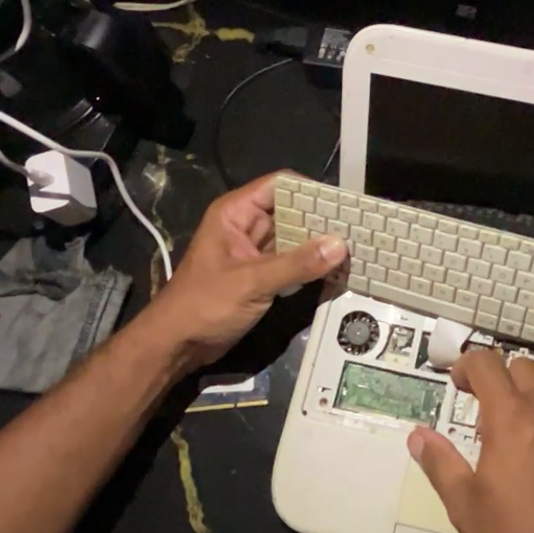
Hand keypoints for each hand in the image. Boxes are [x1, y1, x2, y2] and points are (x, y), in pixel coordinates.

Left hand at [132, 171, 345, 371]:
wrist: (175, 346)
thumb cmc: (204, 305)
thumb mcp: (252, 282)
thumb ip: (296, 264)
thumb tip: (340, 245)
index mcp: (236, 213)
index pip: (280, 186)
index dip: (311, 190)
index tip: (343, 203)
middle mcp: (246, 225)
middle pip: (291, 210)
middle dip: (321, 219)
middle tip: (358, 226)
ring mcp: (254, 251)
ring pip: (294, 237)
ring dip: (319, 243)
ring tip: (356, 245)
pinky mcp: (261, 274)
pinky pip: (292, 261)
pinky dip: (311, 264)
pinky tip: (337, 267)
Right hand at [408, 350, 533, 532]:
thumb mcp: (463, 503)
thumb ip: (439, 462)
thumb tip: (417, 435)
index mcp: (509, 416)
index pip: (486, 363)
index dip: (467, 365)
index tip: (458, 384)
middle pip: (522, 366)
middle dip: (500, 378)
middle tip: (487, 408)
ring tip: (524, 421)